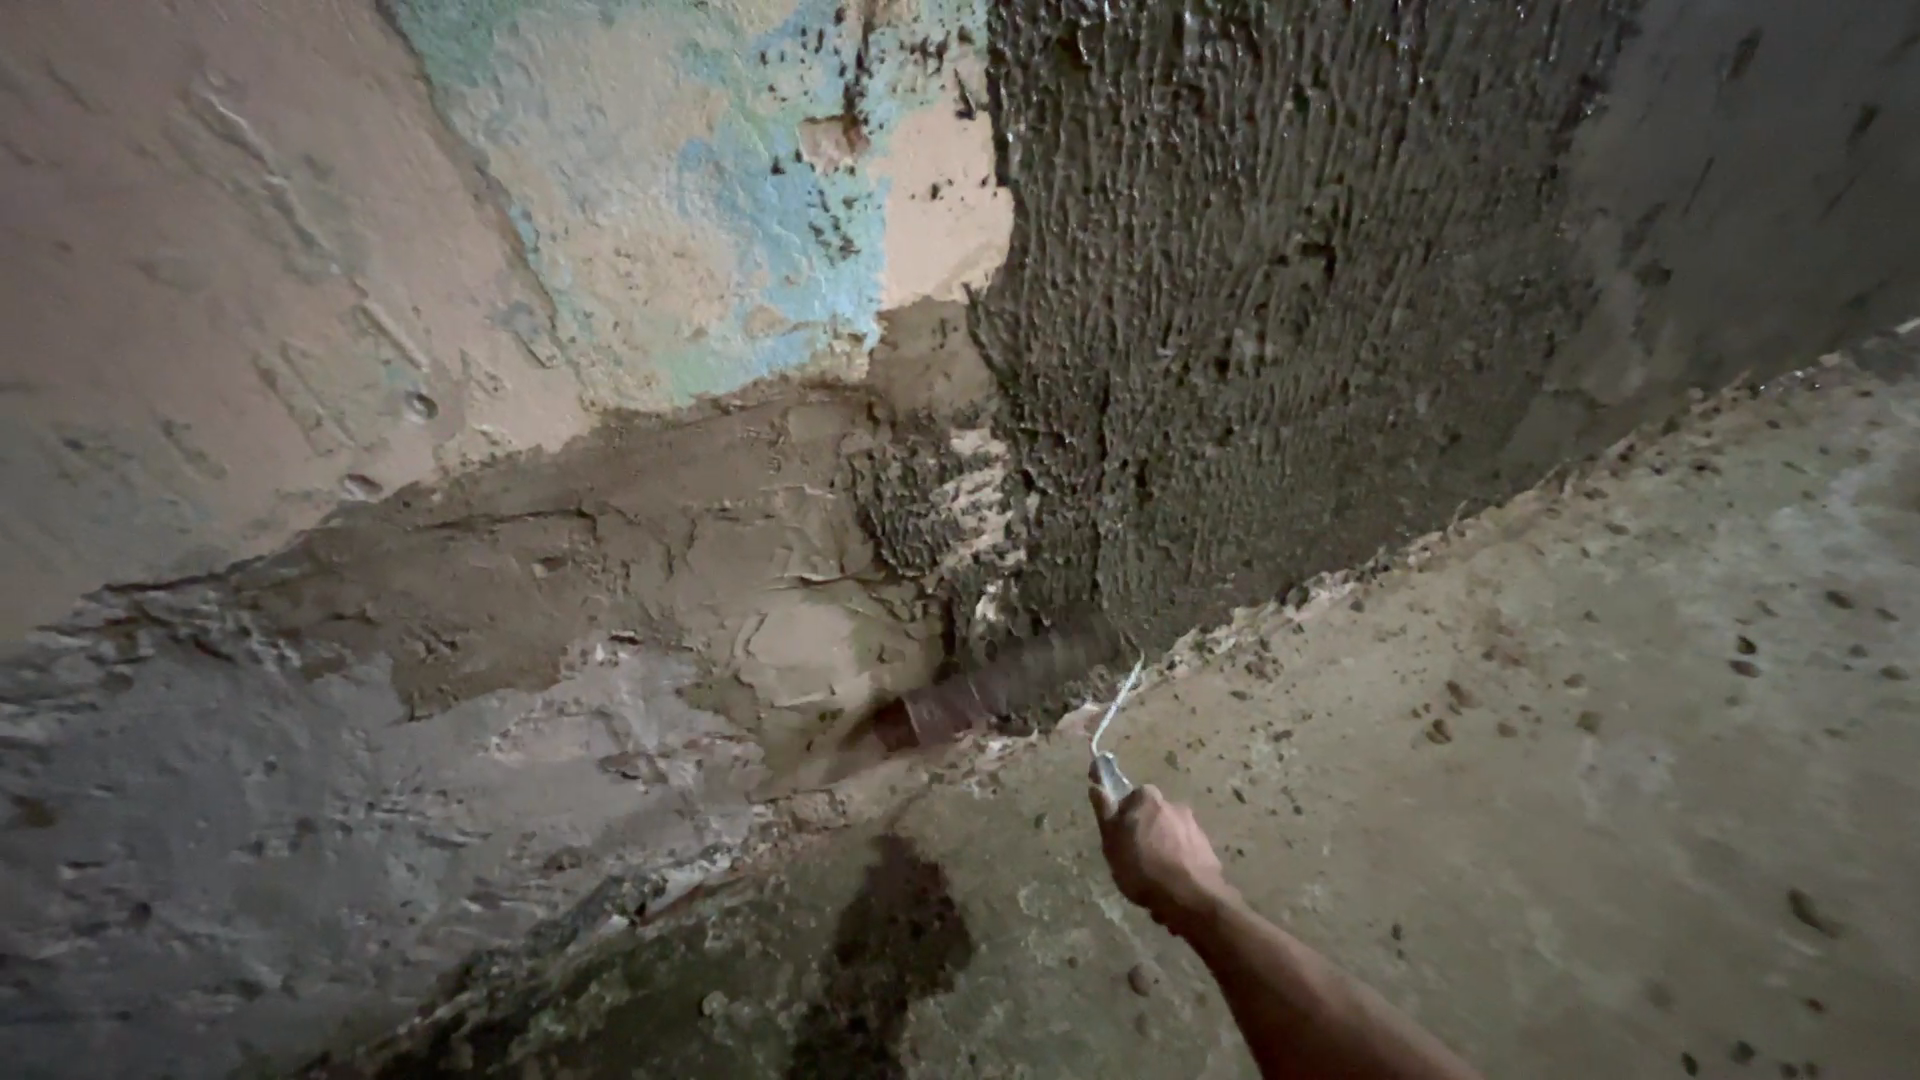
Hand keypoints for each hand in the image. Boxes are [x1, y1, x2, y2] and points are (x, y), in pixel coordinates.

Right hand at [1089, 777, 1235, 933]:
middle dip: (1146, 837)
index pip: (1130, 800)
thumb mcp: (1111, 840)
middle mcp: (1174, 805)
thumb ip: (1104, 811)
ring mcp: (1194, 828)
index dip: (1123, 820)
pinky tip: (1172, 889)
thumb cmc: (1143, 866)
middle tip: (1135, 863)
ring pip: (1169, 839)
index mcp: (1147, 798)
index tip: (1120, 841)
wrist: (1191, 897)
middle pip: (1152, 819)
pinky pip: (1185, 856)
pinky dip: (1178, 867)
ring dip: (1162, 854)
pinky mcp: (1208, 851)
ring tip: (1154, 883)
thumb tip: (1096, 786)